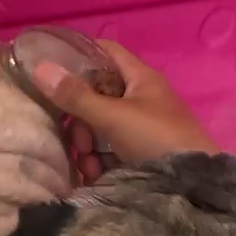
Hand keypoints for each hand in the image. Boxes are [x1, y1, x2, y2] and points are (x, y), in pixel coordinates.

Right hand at [31, 40, 217, 180]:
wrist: (194, 184)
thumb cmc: (157, 139)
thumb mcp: (114, 116)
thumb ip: (77, 96)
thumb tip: (40, 68)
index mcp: (140, 78)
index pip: (105, 51)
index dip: (79, 54)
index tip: (53, 70)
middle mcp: (141, 99)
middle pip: (97, 96)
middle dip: (80, 119)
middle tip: (78, 142)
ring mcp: (141, 127)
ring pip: (101, 127)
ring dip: (88, 146)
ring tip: (88, 167)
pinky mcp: (141, 154)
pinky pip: (111, 150)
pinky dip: (100, 161)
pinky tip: (95, 176)